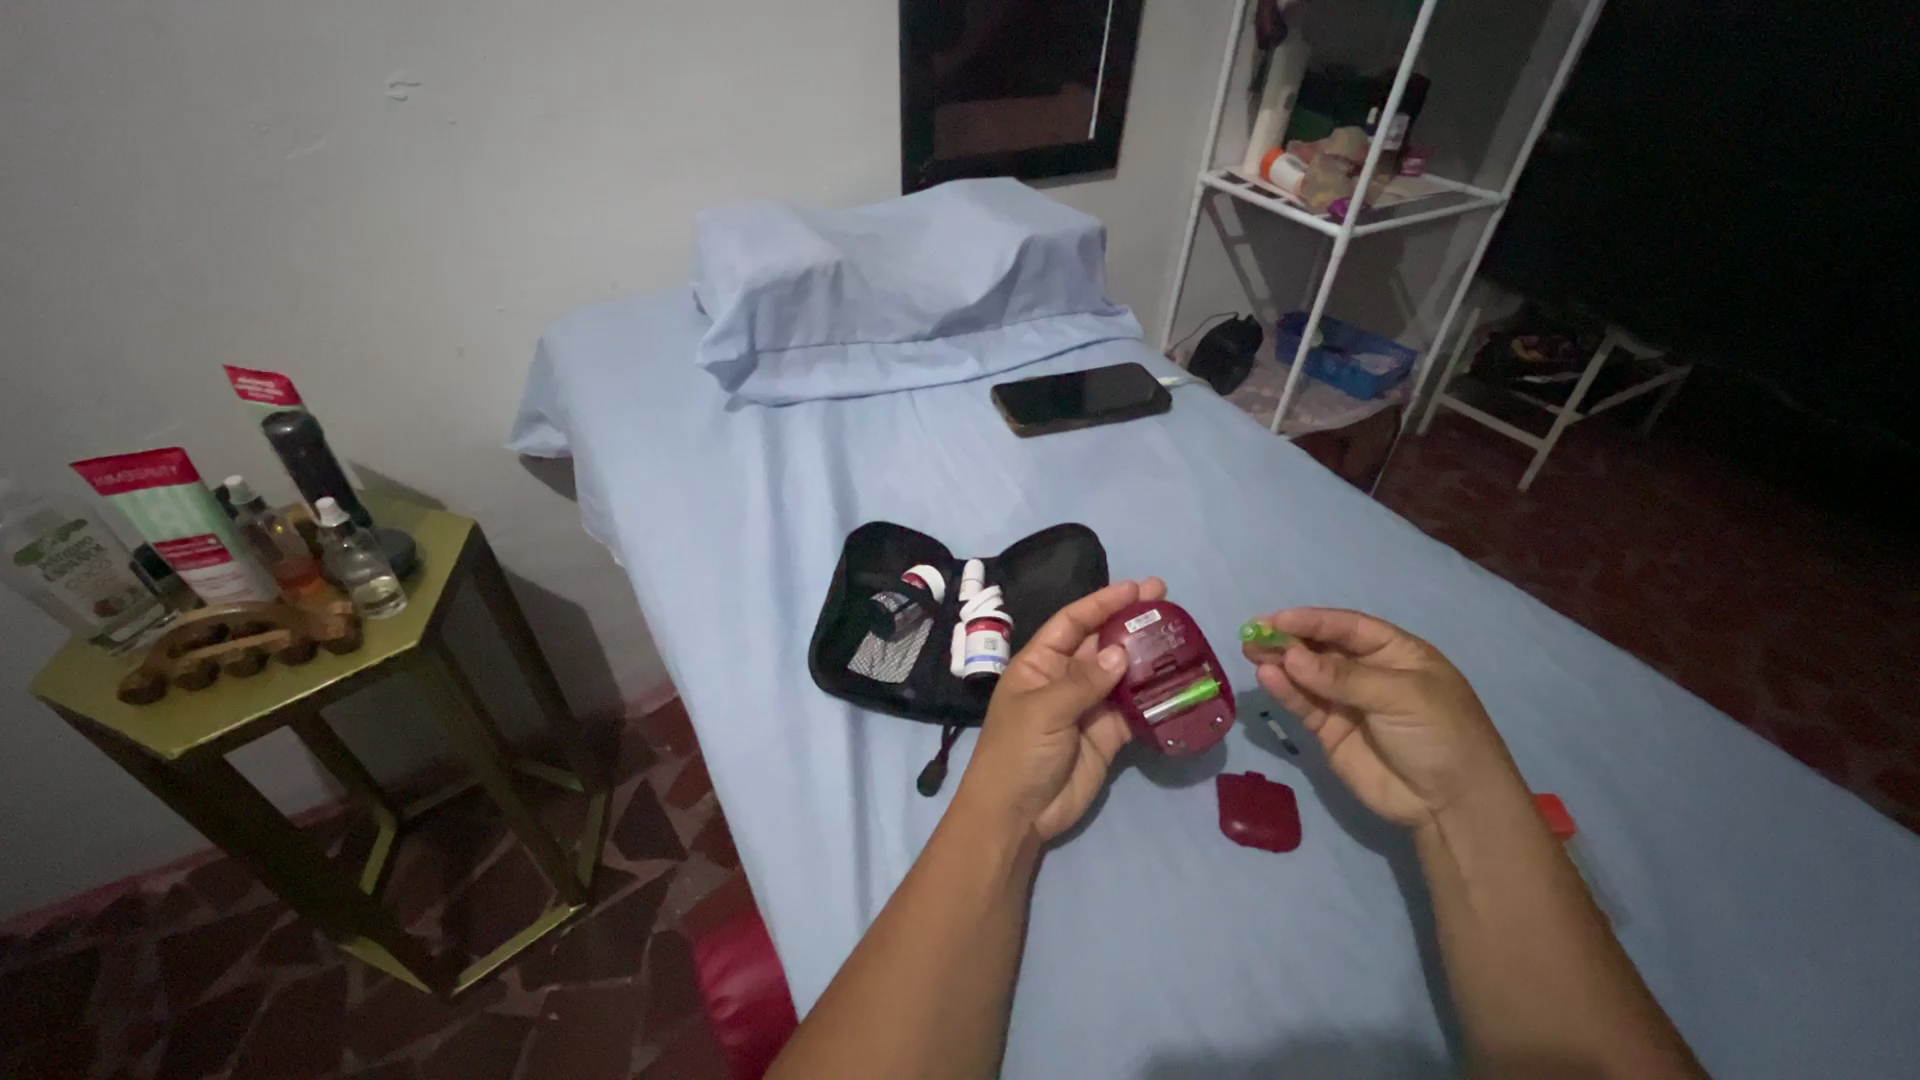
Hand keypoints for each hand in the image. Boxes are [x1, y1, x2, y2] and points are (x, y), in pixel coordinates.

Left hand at [955, 578, 1164, 841]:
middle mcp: (1064, 679)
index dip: (1103, 603)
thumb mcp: (1044, 710)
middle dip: (1131, 623)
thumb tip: (1121, 652)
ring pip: (1122, 674)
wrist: (1017, 815)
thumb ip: (1084, 681)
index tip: (1137, 588)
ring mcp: (1087, 707)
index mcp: (1039, 664)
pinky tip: (1178, 685)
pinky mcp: (1106, 736)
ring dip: (1148, 658)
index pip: (1072, 622)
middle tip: (1169, 602)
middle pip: (1101, 643)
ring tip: (1182, 638)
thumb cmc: (1017, 752)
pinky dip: (1154, 700)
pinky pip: (1134, 710)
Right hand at [1243, 608, 1523, 826]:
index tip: (1276, 619)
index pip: (1348, 627)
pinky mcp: (1329, 731)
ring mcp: (1347, 702)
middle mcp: (1368, 672)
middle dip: (1288, 639)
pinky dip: (1284, 690)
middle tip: (1252, 634)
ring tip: (1251, 652)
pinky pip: (1303, 704)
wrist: (1451, 805)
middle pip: (1321, 648)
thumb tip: (1290, 657)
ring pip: (1306, 675)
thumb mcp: (1401, 696)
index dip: (1313, 620)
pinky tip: (1266, 677)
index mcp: (1396, 653)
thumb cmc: (1440, 735)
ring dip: (1279, 662)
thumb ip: (1343, 677)